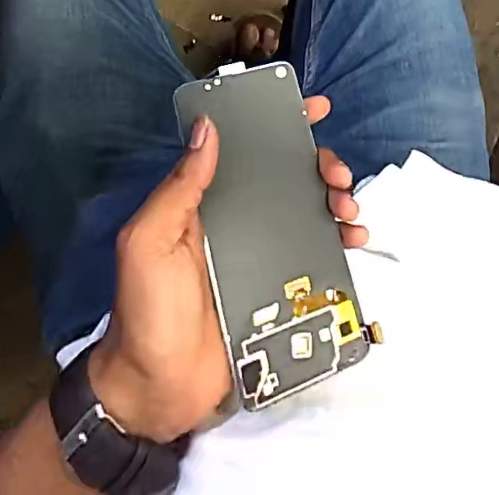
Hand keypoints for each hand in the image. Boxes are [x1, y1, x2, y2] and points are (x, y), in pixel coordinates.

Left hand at [89, 96, 364, 441]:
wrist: (159, 390)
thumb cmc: (147, 310)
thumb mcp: (149, 241)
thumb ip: (179, 187)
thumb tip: (205, 127)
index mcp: (206, 200)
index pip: (245, 148)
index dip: (277, 123)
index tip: (312, 108)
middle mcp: (238, 216)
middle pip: (288, 174)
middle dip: (319, 162)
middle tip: (334, 173)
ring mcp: (262, 250)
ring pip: (308, 208)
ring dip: (336, 197)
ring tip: (346, 206)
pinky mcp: (281, 284)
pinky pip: (316, 252)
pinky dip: (338, 239)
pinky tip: (351, 238)